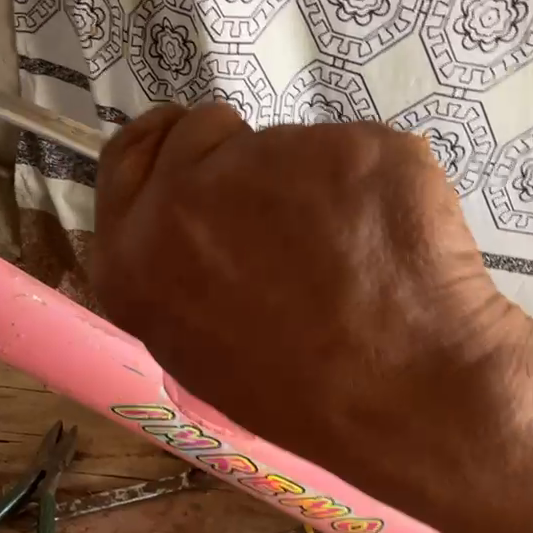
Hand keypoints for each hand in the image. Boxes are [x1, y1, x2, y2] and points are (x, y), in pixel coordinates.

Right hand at [91, 103, 532, 507]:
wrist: (403, 401)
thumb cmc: (295, 392)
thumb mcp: (193, 343)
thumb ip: (173, 264)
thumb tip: (202, 219)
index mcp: (132, 257)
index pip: (129, 153)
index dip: (167, 145)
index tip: (201, 151)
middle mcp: (180, 201)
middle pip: (200, 131)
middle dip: (234, 153)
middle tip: (279, 210)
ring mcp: (260, 164)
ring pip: (281, 143)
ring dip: (306, 178)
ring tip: (341, 252)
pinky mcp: (342, 146)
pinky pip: (349, 150)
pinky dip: (367, 182)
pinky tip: (383, 240)